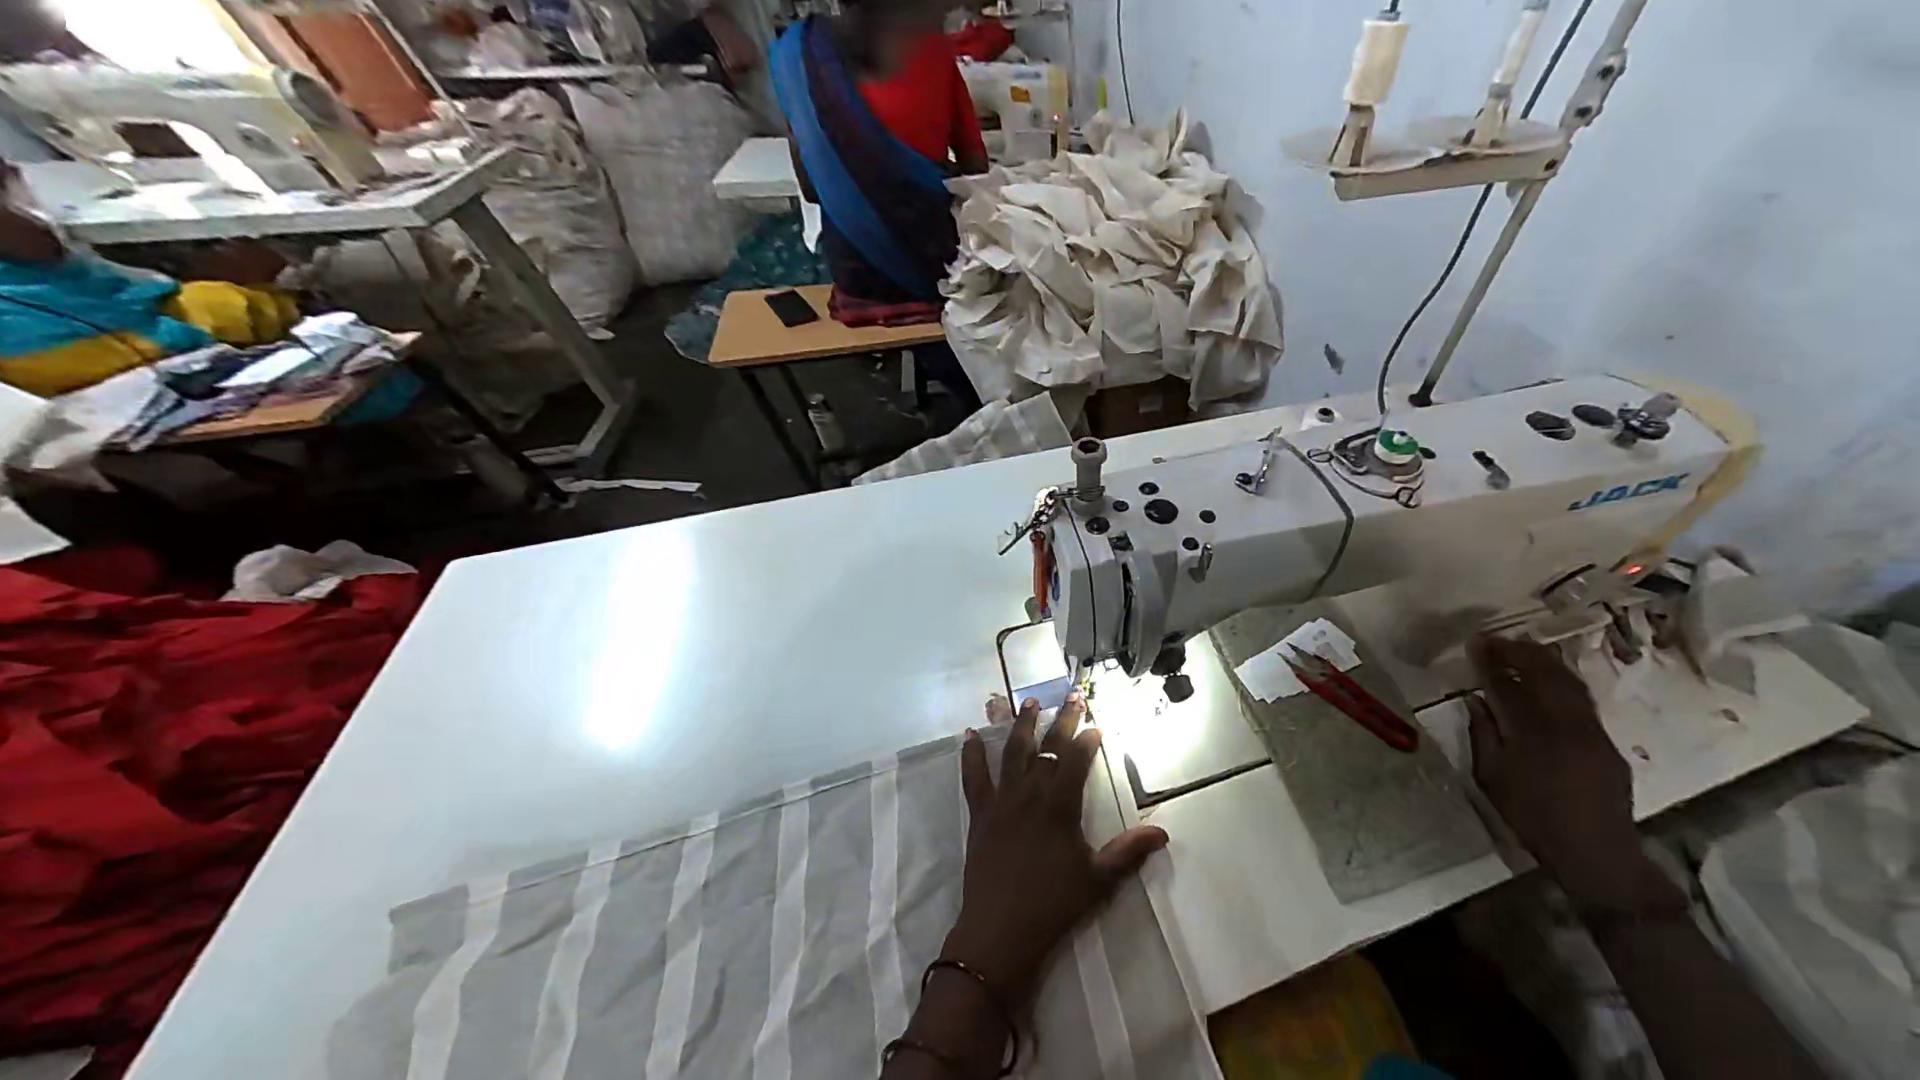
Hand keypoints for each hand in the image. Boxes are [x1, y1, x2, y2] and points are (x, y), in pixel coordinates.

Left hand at [945, 693, 1168, 1003]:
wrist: (1001, 929)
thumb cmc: (1053, 904)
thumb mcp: (1098, 880)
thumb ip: (1128, 852)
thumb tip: (1162, 832)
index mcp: (1059, 807)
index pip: (1075, 762)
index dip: (1087, 740)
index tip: (1096, 725)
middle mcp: (1030, 794)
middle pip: (1047, 748)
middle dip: (1062, 720)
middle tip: (1072, 695)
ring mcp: (1001, 800)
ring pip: (1012, 753)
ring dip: (1022, 725)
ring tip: (1030, 702)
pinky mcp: (980, 812)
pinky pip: (973, 777)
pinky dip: (970, 754)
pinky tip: (968, 734)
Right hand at [1466, 635, 1650, 907]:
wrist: (1596, 853)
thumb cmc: (1532, 816)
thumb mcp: (1492, 776)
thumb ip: (1483, 733)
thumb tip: (1475, 700)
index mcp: (1533, 733)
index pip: (1507, 685)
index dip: (1490, 661)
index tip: (1476, 642)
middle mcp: (1567, 725)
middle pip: (1546, 675)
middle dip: (1520, 652)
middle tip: (1497, 639)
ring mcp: (1593, 732)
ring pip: (1570, 684)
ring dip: (1545, 662)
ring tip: (1523, 650)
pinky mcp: (1607, 743)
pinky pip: (1582, 701)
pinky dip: (1562, 682)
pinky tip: (1550, 681)